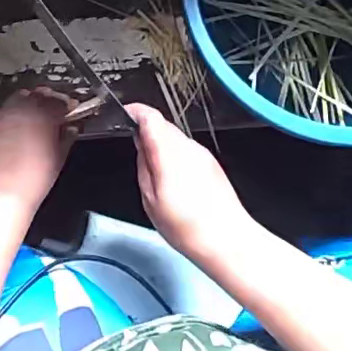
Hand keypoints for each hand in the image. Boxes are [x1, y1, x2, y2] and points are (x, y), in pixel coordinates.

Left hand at [0, 88, 76, 208]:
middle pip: (37, 94)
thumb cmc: (34, 179)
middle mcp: (21, 112)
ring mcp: (2, 118)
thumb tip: (70, 129)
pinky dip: (12, 114)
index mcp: (42, 117)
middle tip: (54, 107)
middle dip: (47, 99)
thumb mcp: (59, 157)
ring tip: (35, 115)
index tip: (70, 108)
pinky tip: (18, 126)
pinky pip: (3, 113)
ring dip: (29, 103)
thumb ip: (66, 137)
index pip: (57, 101)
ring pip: (17, 99)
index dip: (66, 104)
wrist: (5, 193)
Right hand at [125, 103, 256, 259]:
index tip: (126, 114)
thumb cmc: (189, 227)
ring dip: (162, 145)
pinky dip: (176, 156)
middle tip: (136, 151)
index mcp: (169, 153)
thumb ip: (143, 165)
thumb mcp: (150, 200)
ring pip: (175, 138)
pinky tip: (174, 182)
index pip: (150, 116)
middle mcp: (188, 147)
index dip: (135, 111)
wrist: (226, 238)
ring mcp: (202, 154)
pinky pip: (187, 150)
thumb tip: (139, 145)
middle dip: (147, 132)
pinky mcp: (210, 162)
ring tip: (156, 175)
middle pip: (163, 125)